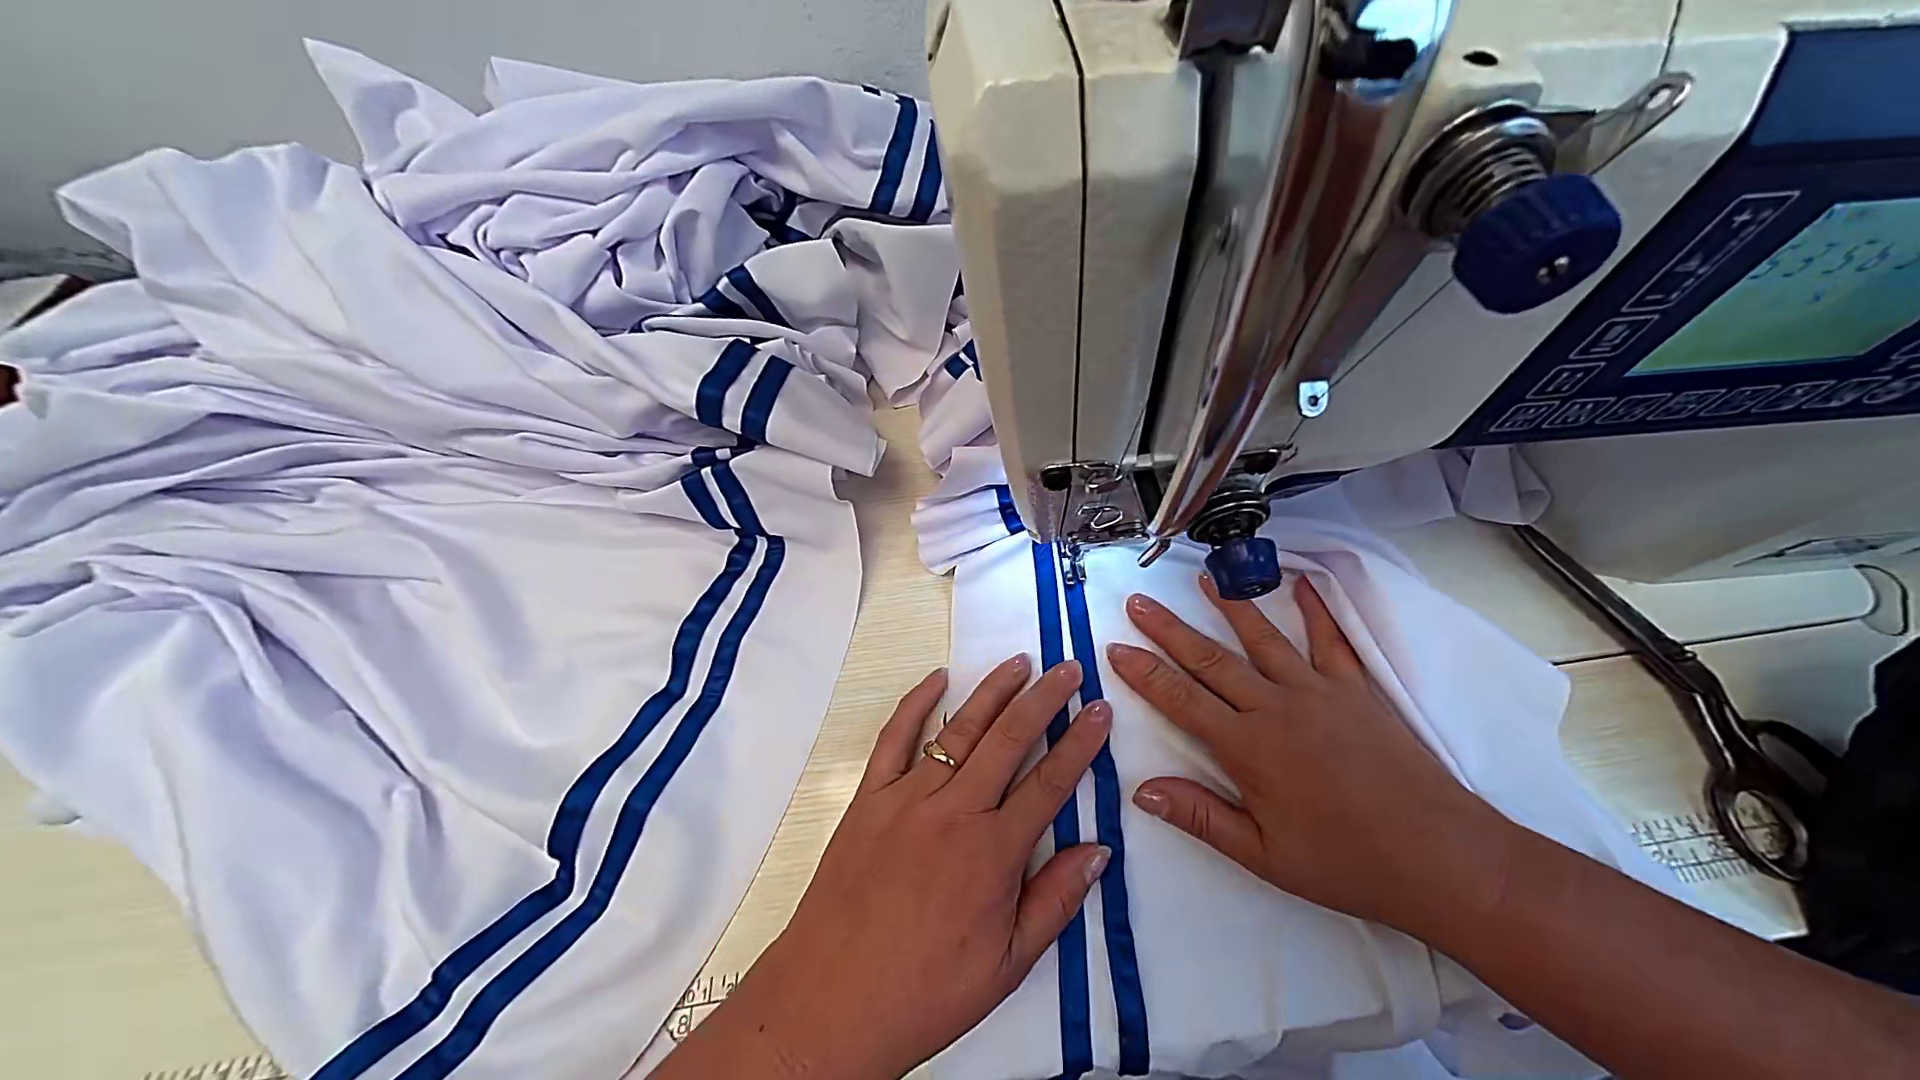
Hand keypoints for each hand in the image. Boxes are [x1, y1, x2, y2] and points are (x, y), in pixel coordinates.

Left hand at [659, 657, 1111, 1079]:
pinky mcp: (869, 798)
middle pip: (1009, 739)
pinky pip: (895, 738)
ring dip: (993, 691)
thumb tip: (1098, 850)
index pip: (1050, 782)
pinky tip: (937, 678)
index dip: (1080, 742)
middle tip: (1069, 669)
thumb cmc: (924, 990)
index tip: (1100, 710)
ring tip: (1019, 663)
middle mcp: (954, 812)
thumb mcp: (1008, 964)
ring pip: (959, 729)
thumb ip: (1056, 900)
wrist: (831, 1001)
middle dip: (1044, 698)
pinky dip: (916, 703)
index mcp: (993, 853)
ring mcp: (907, 798)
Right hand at [1106, 575, 1518, 936]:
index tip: (1116, 648)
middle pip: (1210, 660)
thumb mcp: (1264, 855)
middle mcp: (1277, 708)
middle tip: (1138, 603)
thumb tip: (1143, 790)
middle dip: (1168, 630)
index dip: (1144, 673)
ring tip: (1202, 579)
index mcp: (1248, 748)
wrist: (1444, 859)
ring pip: (1262, 640)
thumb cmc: (1347, 863)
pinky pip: (1331, 642)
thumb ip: (1200, 817)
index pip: (1181, 700)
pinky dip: (1316, 610)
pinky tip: (1304, 583)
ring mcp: (1319, 692)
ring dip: (1228, 607)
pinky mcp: (1357, 691)